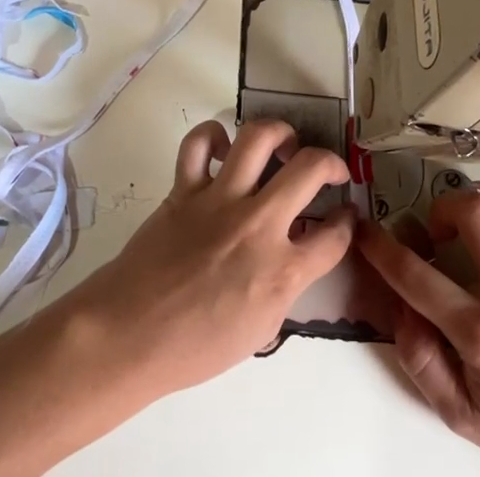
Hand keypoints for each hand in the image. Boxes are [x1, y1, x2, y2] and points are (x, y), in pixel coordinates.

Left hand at [57, 119, 354, 398]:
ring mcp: (219, 200)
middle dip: (331, 163)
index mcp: (282, 270)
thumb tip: (293, 260)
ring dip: (280, 132)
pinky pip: (199, 143)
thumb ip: (285, 287)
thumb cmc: (196, 346)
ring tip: (284, 143)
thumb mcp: (261, 330)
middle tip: (330, 171)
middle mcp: (258, 225)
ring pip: (258, 138)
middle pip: (309, 169)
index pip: (334, 236)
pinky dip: (214, 135)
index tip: (344, 216)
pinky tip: (224, 147)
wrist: (132, 333)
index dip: (347, 223)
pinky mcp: (184, 189)